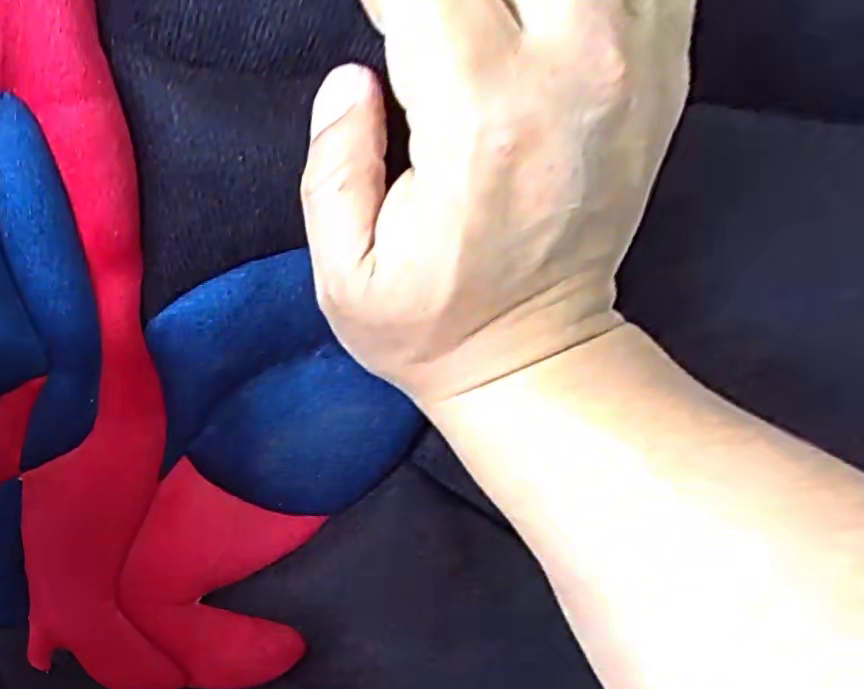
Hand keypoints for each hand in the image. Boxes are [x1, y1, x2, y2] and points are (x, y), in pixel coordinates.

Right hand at [300, 0, 694, 405]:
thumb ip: (333, 174)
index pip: (433, 2)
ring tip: (457, 29)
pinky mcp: (660, 68)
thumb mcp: (342, 274)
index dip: (390, 0)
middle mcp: (573, 72)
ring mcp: (634, 62)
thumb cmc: (419, 321)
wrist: (524, 348)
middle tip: (407, 22)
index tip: (366, 16)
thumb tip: (346, 82)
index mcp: (479, 127)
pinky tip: (522, 25)